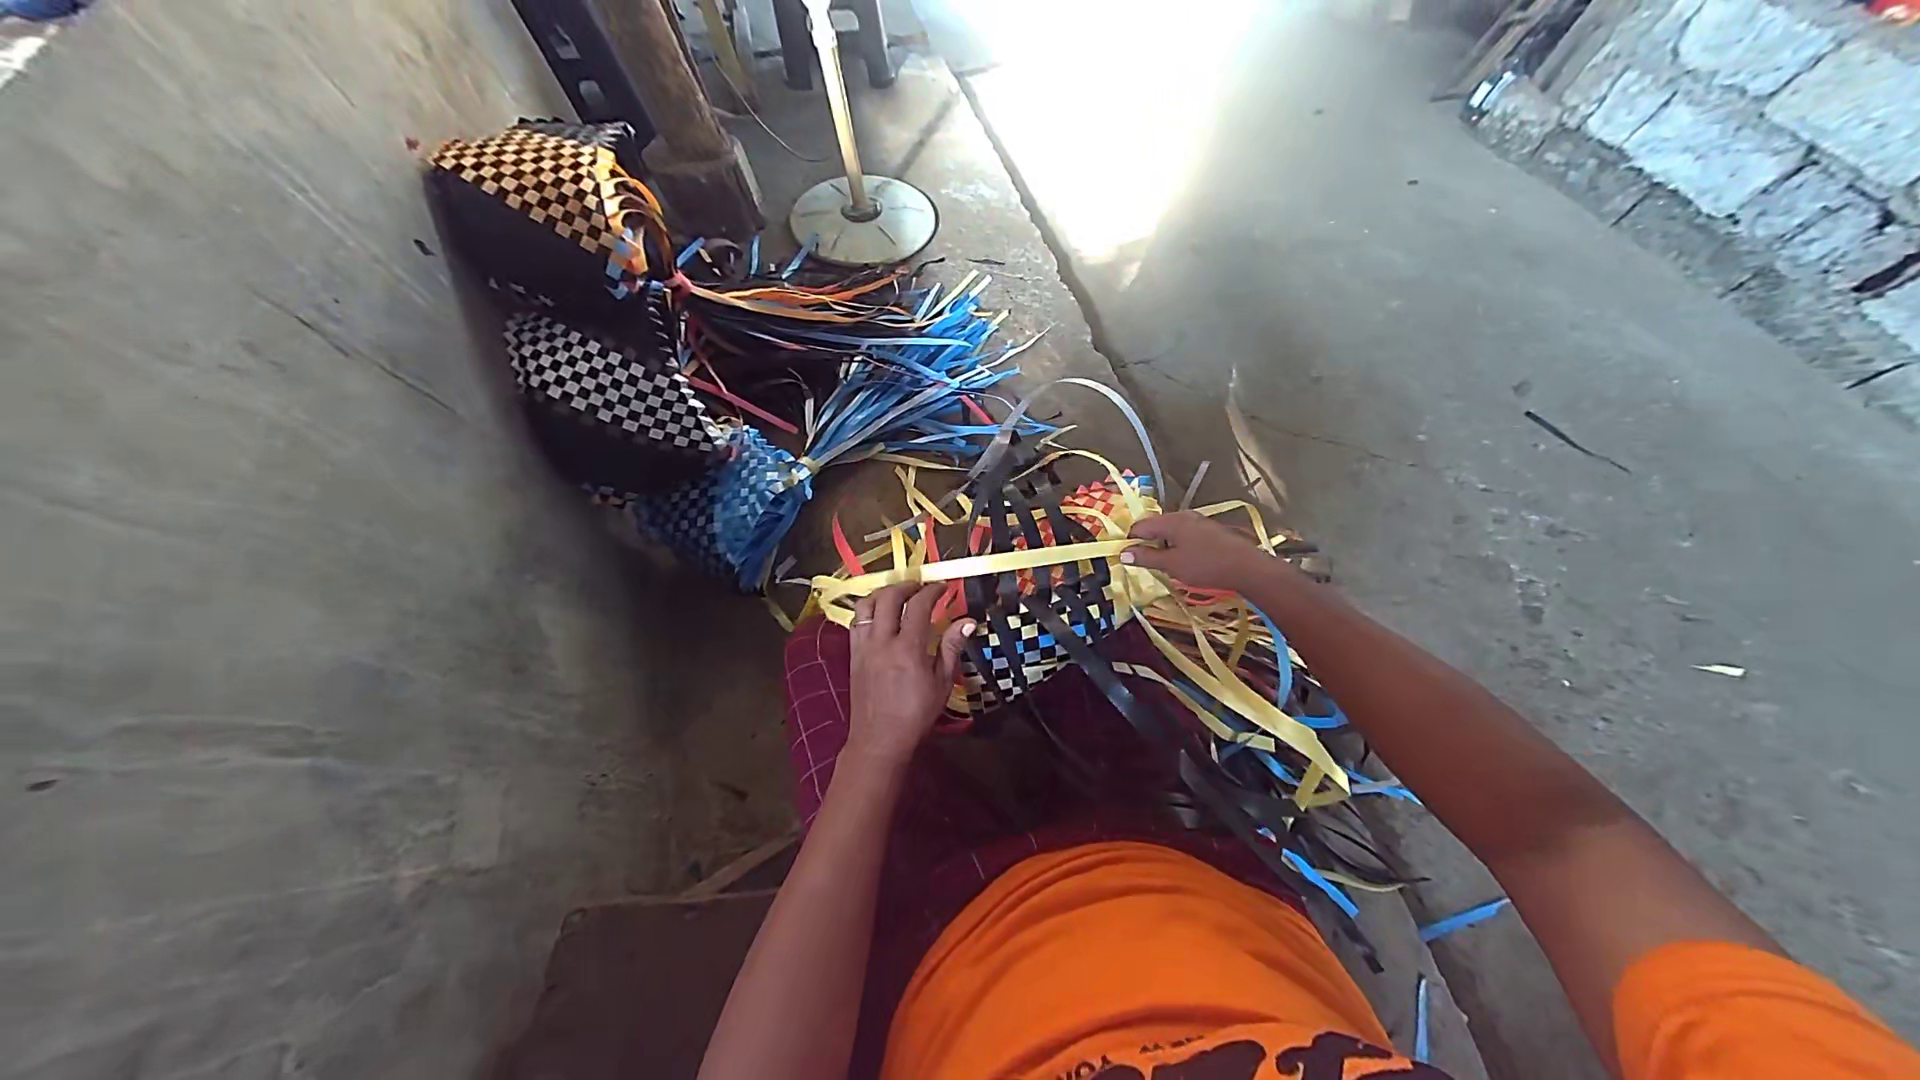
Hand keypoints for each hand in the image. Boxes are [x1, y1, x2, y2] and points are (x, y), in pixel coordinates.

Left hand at [846, 583, 974, 770]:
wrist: (880, 739)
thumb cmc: (916, 714)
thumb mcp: (942, 683)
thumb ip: (952, 647)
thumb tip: (968, 621)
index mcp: (908, 649)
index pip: (919, 606)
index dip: (932, 591)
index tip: (942, 588)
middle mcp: (882, 641)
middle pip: (889, 597)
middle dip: (907, 585)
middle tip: (921, 587)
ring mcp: (863, 646)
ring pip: (867, 605)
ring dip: (883, 593)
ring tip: (898, 595)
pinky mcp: (853, 654)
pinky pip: (856, 621)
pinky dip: (869, 610)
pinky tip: (880, 615)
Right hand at [1122, 510, 1275, 590]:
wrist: (1248, 567)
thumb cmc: (1206, 566)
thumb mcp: (1172, 565)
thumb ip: (1146, 557)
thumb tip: (1123, 553)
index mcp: (1171, 521)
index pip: (1140, 526)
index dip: (1130, 541)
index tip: (1128, 558)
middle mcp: (1184, 516)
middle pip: (1156, 526)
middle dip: (1147, 542)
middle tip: (1146, 563)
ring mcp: (1199, 521)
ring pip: (1171, 530)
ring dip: (1163, 544)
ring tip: (1166, 564)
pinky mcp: (1210, 530)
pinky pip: (1186, 534)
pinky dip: (1178, 544)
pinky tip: (1185, 560)